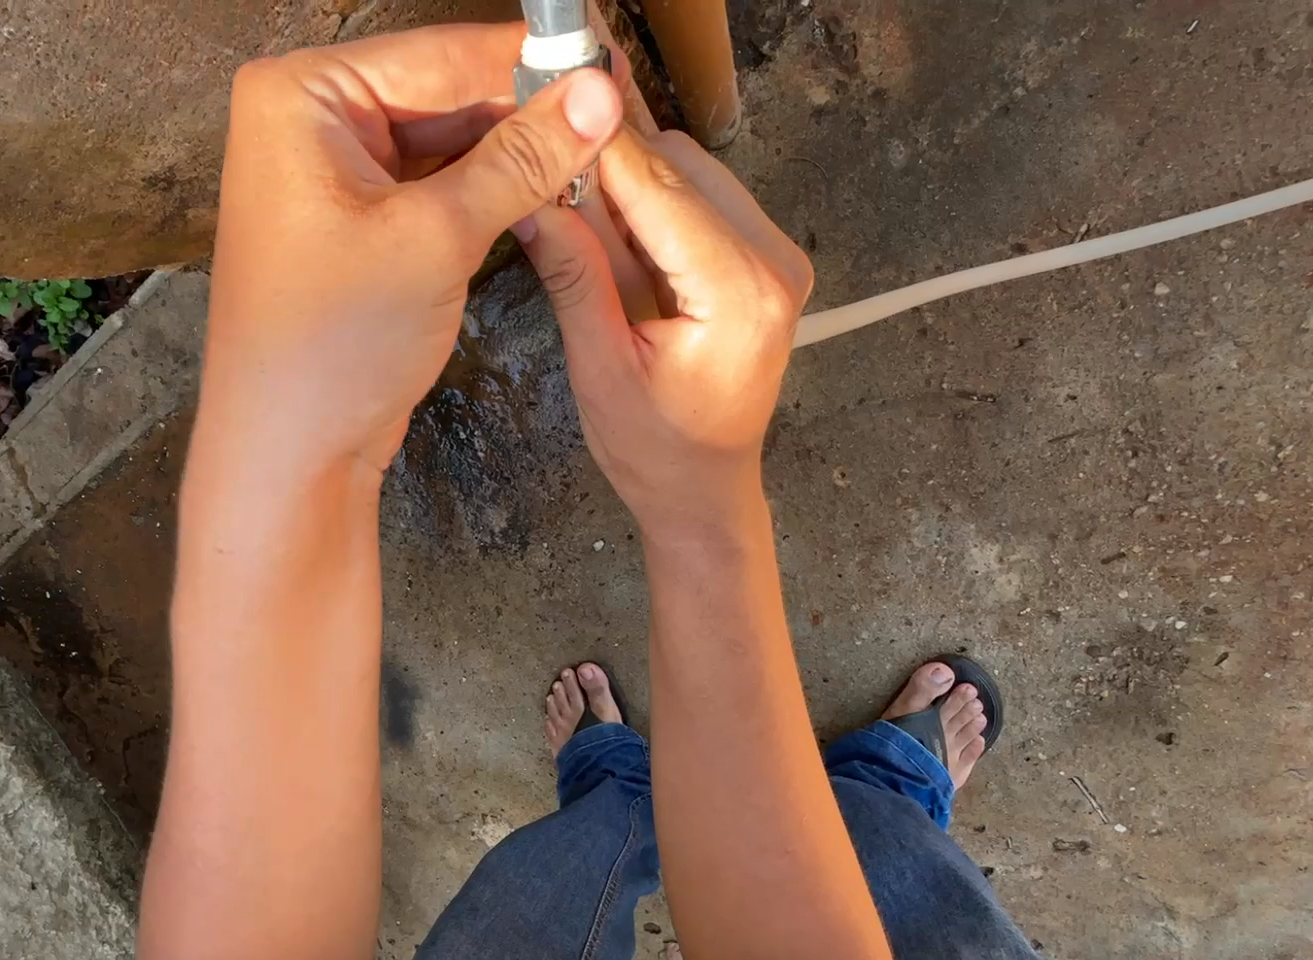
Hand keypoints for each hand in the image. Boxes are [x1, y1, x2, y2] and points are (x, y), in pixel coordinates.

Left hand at [200, 24, 624, 474]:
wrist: (294, 448)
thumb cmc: (337, 342)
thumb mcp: (435, 239)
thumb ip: (519, 162)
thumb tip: (597, 94)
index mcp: (304, 98)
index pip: (439, 56)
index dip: (531, 62)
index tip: (607, 66)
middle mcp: (314, 126)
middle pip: (442, 98)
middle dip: (524, 115)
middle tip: (610, 122)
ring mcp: (338, 182)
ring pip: (446, 149)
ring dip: (512, 161)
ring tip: (590, 161)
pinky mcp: (363, 232)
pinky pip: (436, 194)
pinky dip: (487, 198)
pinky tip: (543, 198)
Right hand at [514, 129, 812, 533]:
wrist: (704, 492)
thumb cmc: (652, 451)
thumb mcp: (600, 368)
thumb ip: (575, 275)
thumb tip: (532, 196)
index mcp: (739, 294)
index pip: (661, 191)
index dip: (598, 150)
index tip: (543, 115)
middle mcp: (776, 263)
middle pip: (685, 169)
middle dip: (613, 167)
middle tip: (550, 179)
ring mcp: (781, 261)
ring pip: (697, 177)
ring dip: (634, 186)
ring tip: (579, 217)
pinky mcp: (770, 267)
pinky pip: (708, 205)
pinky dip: (658, 207)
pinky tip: (619, 236)